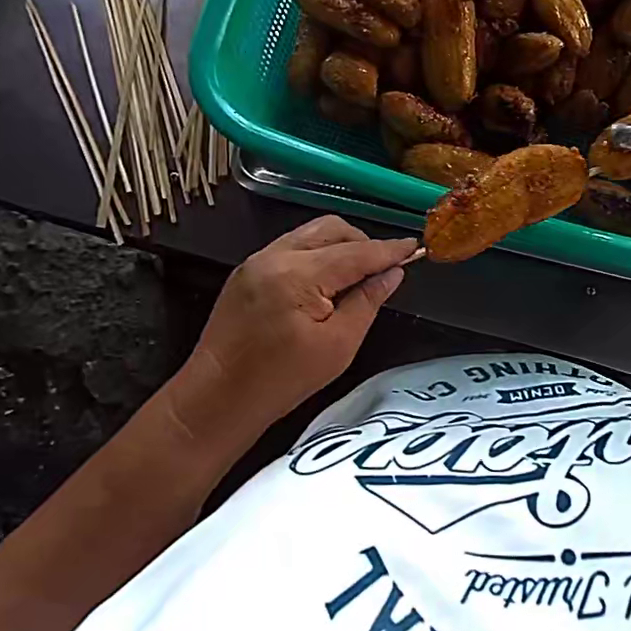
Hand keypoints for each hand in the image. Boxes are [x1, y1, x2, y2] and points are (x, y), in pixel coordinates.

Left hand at [172, 216, 417, 437]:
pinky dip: (318, 254)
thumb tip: (392, 274)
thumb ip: (368, 302)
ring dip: (340, 246)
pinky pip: (293, 246)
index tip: (414, 248)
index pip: (356, 252)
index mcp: (297, 275)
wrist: (216, 400)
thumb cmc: (280, 381)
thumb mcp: (338, 345)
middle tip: (384, 269)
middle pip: (333, 229)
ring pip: (312, 234)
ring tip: (357, 276)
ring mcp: (257, 261)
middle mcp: (274, 257)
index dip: (389, 250)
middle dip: (364, 243)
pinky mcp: (247, 272)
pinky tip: (327, 282)